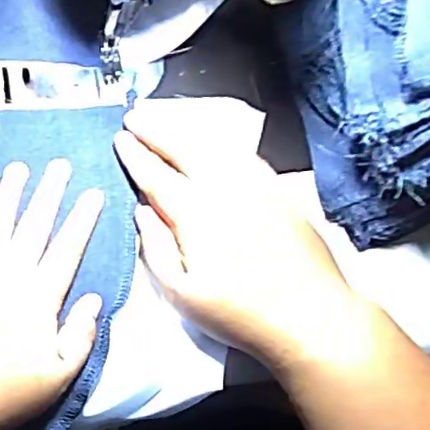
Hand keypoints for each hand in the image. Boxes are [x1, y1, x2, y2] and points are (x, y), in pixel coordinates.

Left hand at [0, 159, 104, 429]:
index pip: (67, 249)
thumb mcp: (57, 378)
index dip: (82, 220)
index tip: (92, 194)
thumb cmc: (2, 397)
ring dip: (7, 195)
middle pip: (33, 227)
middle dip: (49, 194)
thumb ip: (80, 336)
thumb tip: (93, 301)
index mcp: (39, 299)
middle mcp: (6, 277)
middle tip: (60, 166)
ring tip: (18, 169)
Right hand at [114, 98, 365, 373]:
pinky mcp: (279, 192)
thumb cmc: (238, 312)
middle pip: (187, 147)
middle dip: (158, 127)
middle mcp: (227, 189)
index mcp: (197, 214)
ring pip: (217, 143)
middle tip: (135, 114)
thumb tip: (141, 212)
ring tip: (167, 117)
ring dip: (187, 126)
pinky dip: (219, 139)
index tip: (119, 139)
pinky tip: (212, 142)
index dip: (136, 155)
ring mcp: (258, 186)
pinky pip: (242, 153)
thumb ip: (156, 249)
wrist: (309, 315)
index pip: (158, 176)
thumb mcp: (182, 294)